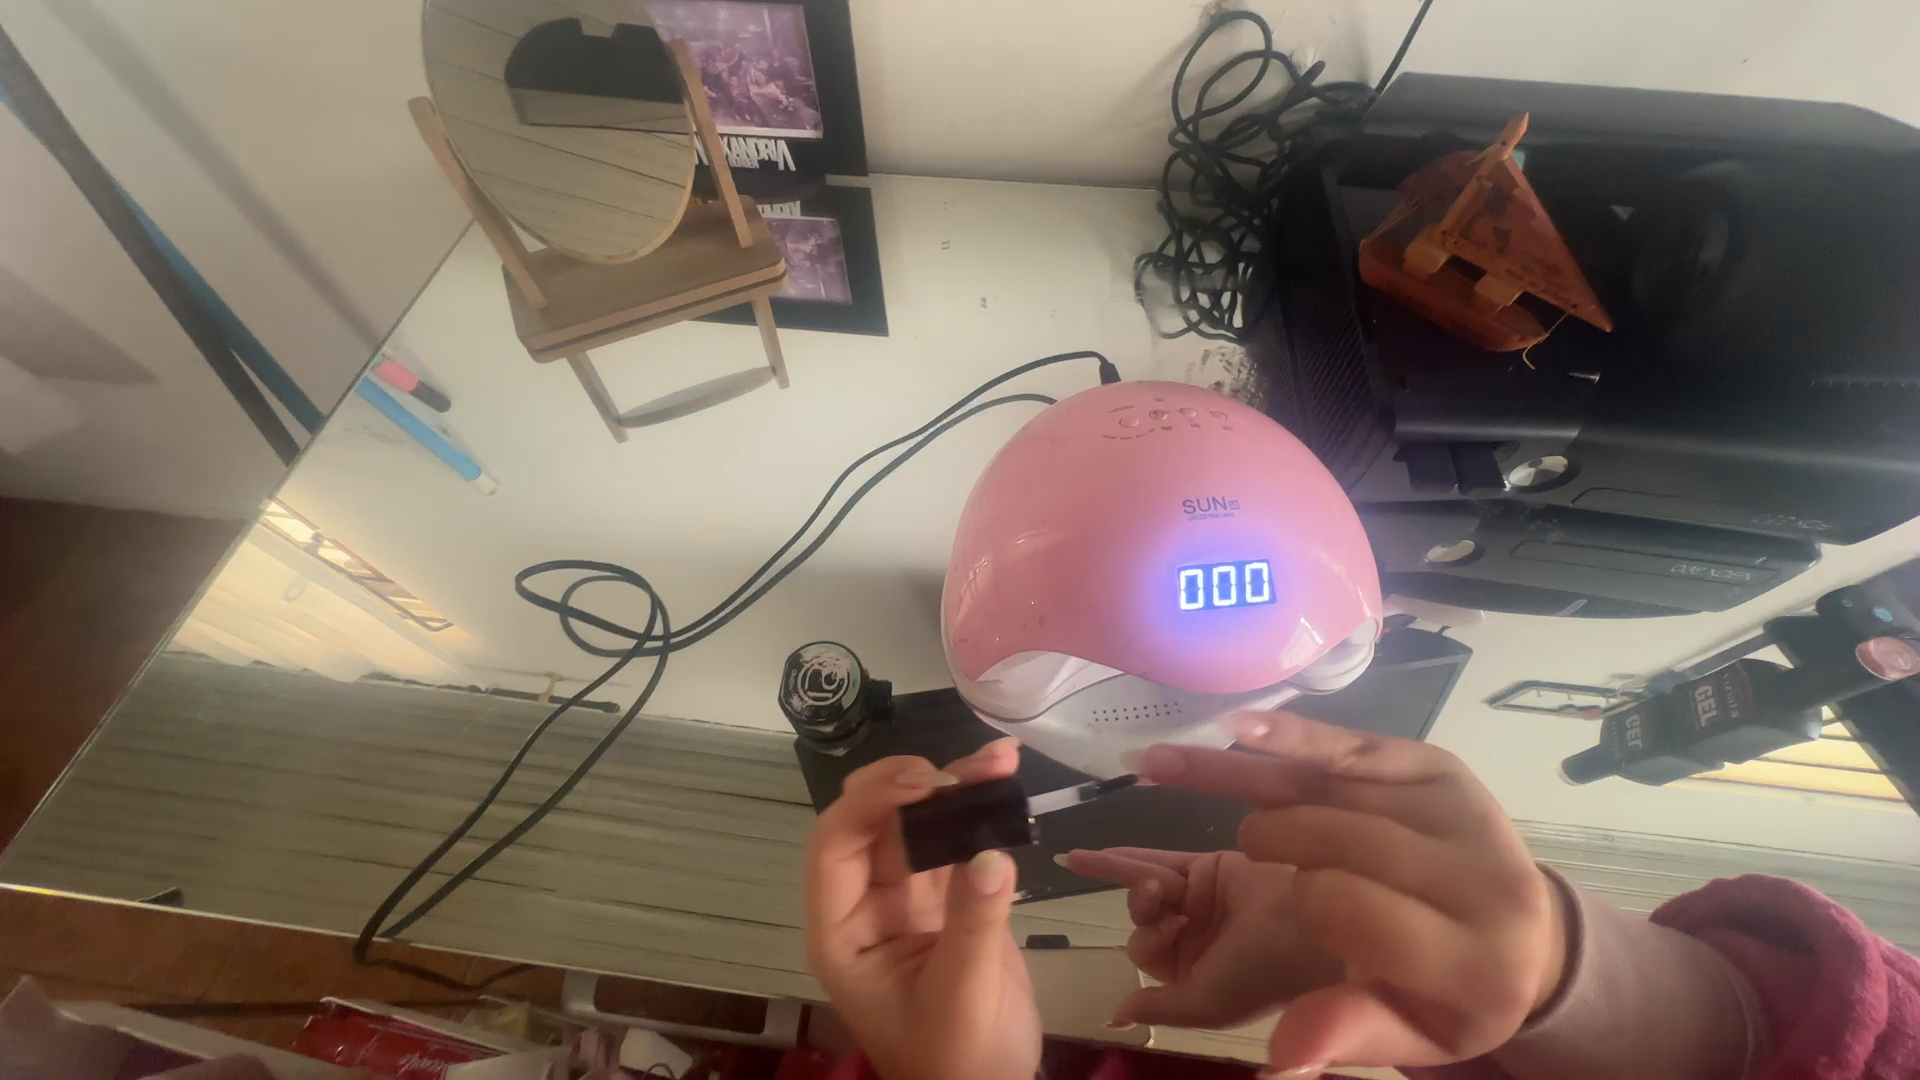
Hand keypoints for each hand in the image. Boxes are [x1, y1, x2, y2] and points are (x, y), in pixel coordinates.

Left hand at [804, 740, 1038, 1079]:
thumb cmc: (958, 1061)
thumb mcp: (960, 1000)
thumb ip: (973, 925)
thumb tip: (992, 854)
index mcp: (842, 928)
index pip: (834, 844)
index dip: (872, 803)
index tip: (926, 783)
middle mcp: (866, 898)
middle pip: (872, 816)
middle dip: (912, 782)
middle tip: (958, 772)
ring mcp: (906, 889)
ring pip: (916, 816)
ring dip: (953, 784)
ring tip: (998, 760)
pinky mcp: (945, 888)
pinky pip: (954, 834)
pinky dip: (977, 805)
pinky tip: (1003, 776)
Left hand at [1059, 847, 1342, 1029]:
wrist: (1314, 918)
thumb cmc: (1263, 971)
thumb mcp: (1210, 1003)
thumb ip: (1162, 1007)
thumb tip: (1115, 1014)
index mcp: (1192, 974)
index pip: (1146, 952)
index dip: (1150, 937)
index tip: (1175, 926)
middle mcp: (1192, 938)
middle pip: (1143, 917)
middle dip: (1145, 907)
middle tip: (1167, 900)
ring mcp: (1197, 900)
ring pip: (1148, 886)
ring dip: (1139, 881)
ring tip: (1153, 881)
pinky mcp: (1205, 867)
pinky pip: (1157, 859)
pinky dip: (1125, 858)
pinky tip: (1090, 857)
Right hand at [1107, 712, 1567, 1074]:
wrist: (1525, 931)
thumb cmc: (1455, 988)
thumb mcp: (1411, 1031)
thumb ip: (1343, 1033)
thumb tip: (1275, 1061)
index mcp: (1470, 956)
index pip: (1345, 905)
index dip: (1305, 900)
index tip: (1303, 904)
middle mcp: (1471, 872)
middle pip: (1328, 835)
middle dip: (1273, 837)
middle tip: (1252, 848)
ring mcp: (1452, 807)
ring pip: (1322, 782)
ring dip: (1231, 770)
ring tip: (1156, 762)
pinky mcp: (1432, 764)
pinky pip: (1344, 743)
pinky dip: (1285, 735)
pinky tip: (1236, 728)